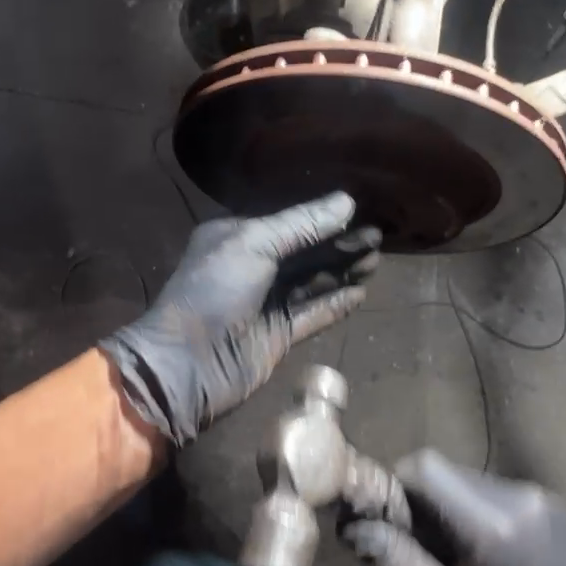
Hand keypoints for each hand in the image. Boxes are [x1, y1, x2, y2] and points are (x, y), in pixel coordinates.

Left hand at [98, 192, 379, 445]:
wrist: (187, 365)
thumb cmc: (214, 291)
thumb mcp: (254, 245)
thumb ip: (302, 225)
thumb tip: (348, 201)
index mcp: (239, 237)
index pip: (290, 221)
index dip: (324, 217)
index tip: (359, 210)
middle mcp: (254, 265)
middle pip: (306, 250)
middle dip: (340, 243)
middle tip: (378, 237)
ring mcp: (267, 302)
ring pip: (313, 280)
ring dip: (342, 270)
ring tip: (375, 261)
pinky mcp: (279, 335)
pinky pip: (313, 313)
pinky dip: (336, 302)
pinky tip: (360, 293)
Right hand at [345, 450, 565, 565]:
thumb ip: (389, 559)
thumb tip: (348, 519)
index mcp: (498, 523)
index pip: (426, 468)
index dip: (397, 492)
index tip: (389, 529)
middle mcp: (527, 497)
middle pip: (449, 475)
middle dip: (425, 508)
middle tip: (423, 556)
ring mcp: (549, 502)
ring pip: (472, 484)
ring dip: (452, 512)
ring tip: (457, 563)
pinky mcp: (560, 512)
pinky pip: (501, 496)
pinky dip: (481, 518)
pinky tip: (488, 560)